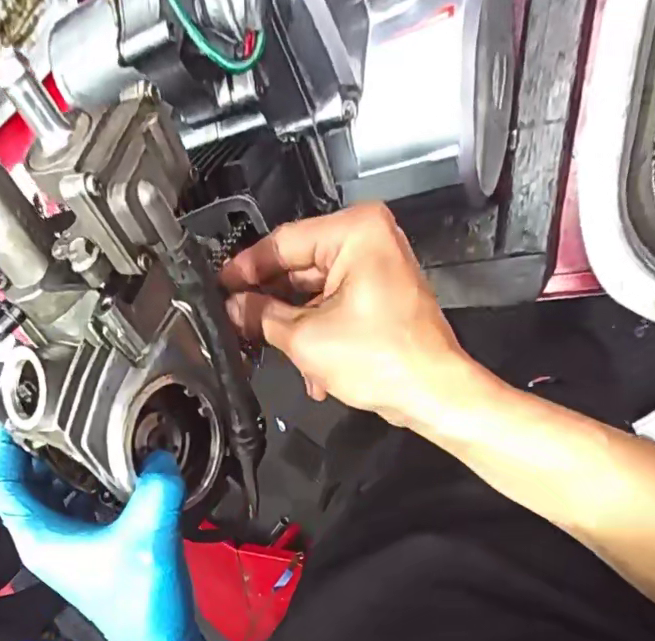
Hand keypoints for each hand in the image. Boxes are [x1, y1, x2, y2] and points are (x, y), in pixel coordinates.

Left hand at [0, 428, 208, 640]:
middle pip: (28, 484)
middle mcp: (46, 541)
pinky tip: (115, 469)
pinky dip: (89, 485)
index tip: (19, 414)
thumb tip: (158, 452)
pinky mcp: (92, 549)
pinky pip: (79, 507)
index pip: (3, 483)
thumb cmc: (141, 598)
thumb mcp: (148, 535)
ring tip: (90, 435)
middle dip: (41, 449)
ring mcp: (69, 547)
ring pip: (54, 495)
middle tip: (65, 415)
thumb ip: (154, 485)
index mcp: (39, 538)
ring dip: (68, 466)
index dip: (5, 446)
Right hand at [219, 202, 485, 427]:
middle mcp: (370, 242)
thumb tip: (234, 307)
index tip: (222, 286)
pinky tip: (308, 367)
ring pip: (314, 292)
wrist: (431, 393)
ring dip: (292, 326)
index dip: (246, 268)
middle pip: (299, 267)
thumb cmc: (387, 360)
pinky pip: (334, 307)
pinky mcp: (379, 298)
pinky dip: (317, 333)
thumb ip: (261, 317)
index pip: (283, 242)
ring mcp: (376, 270)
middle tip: (236, 319)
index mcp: (356, 232)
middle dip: (269, 302)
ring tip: (267, 347)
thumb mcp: (306, 338)